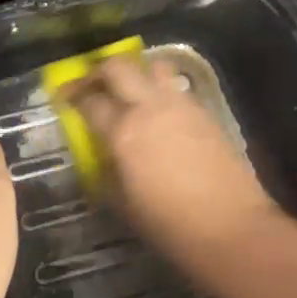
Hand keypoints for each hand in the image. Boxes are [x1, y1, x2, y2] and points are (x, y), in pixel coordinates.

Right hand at [70, 55, 278, 266]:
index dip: (71, 95)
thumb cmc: (171, 227)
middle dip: (98, 70)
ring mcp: (180, 106)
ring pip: (151, 66)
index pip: (89, 100)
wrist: (233, 230)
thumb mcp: (124, 204)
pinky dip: (160, 88)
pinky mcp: (204, 113)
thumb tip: (102, 155)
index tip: (63, 97)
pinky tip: (158, 111)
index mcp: (123, 132)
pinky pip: (175, 87)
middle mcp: (149, 108)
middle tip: (90, 83)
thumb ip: (107, 171)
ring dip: (134, 71)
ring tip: (128, 88)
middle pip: (118, 67)